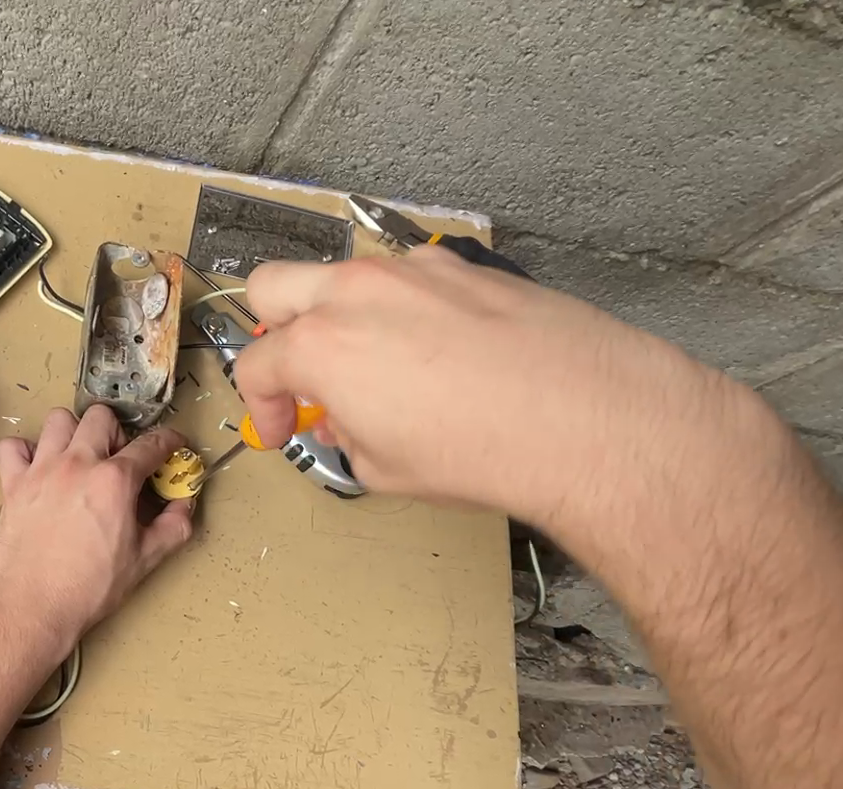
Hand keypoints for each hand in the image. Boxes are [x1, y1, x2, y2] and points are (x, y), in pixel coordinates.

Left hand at [0, 406, 196, 643]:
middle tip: (118, 460)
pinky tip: (37, 468)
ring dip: (72, 433)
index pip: (151, 444)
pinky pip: (12, 447)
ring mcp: (41, 471)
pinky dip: (24, 451)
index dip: (169, 442)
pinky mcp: (13, 485)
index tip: (172, 446)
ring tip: (78, 458)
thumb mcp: (145, 559)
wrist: (37, 605)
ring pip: (57, 420)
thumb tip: (184, 507)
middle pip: (101, 417)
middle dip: (117, 433)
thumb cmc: (89, 586)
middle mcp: (77, 464)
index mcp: (114, 481)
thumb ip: (173, 527)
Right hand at [236, 245, 755, 533]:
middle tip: (302, 375)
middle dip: (271, 333)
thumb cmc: (475, 453)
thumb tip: (344, 418)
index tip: (283, 430)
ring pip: (341, 277)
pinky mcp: (464, 267)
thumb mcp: (379, 467)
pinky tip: (432, 351)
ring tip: (374, 367)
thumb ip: (343, 433)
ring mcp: (412, 270)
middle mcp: (355, 293)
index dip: (261, 408)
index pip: (254, 368)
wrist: (588, 422)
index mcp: (319, 346)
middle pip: (270, 287)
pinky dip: (397, 308)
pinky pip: (404, 278)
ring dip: (336, 317)